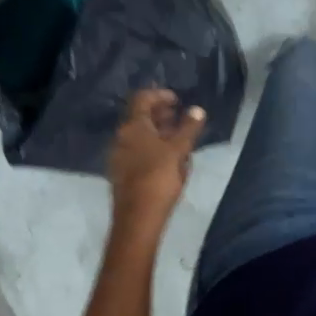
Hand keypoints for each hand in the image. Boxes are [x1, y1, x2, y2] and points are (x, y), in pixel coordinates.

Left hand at [108, 89, 204, 234]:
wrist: (137, 220)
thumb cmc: (158, 178)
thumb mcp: (179, 150)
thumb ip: (188, 127)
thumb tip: (197, 110)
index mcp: (132, 126)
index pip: (142, 98)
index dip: (161, 95)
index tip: (178, 101)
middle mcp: (121, 137)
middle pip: (139, 116)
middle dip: (161, 114)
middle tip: (181, 117)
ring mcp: (119, 155)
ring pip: (139, 134)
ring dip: (158, 131)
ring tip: (179, 138)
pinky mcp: (121, 172)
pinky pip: (137, 149)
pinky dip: (152, 145)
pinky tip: (168, 157)